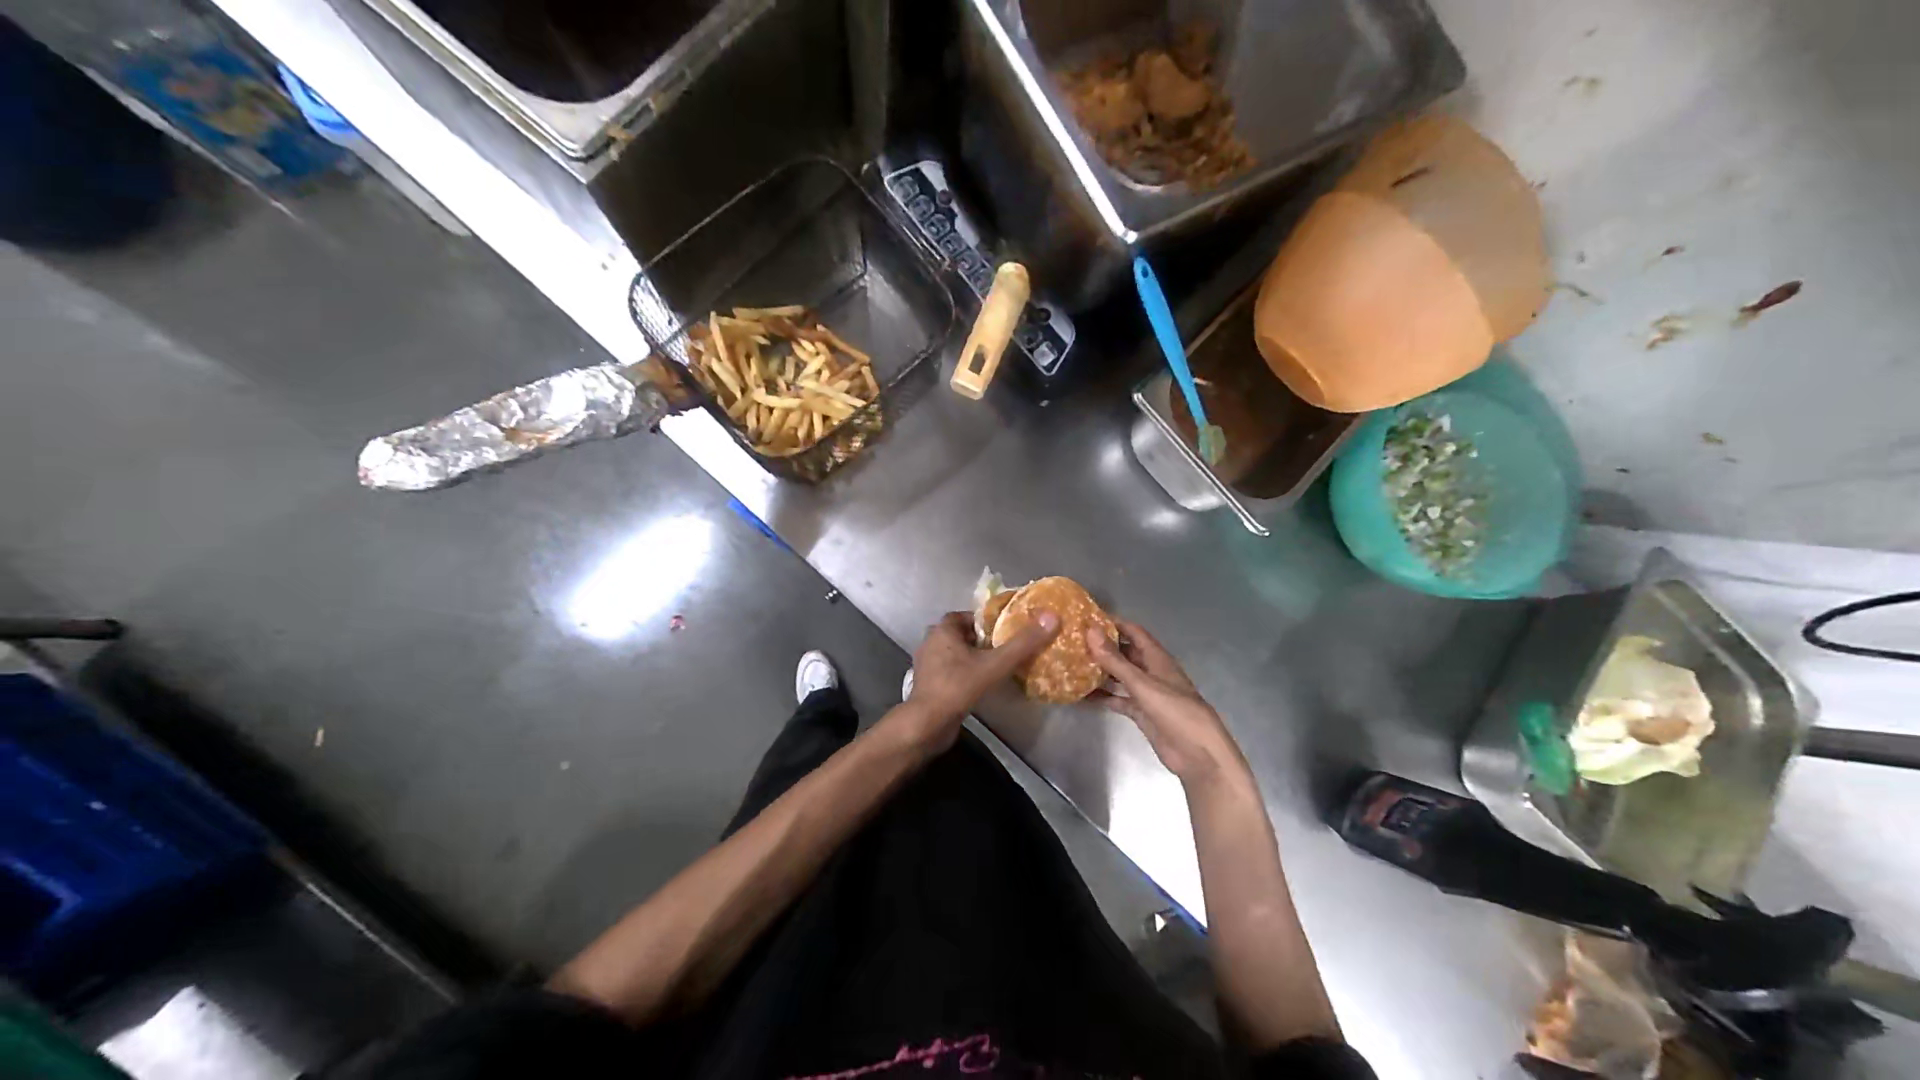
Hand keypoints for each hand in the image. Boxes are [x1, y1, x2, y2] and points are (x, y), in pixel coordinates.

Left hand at [897, 610, 1058, 751]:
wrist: (927, 724)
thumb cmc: (958, 687)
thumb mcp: (995, 664)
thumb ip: (1022, 643)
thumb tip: (1052, 617)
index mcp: (942, 630)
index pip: (966, 616)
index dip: (986, 622)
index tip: (1005, 631)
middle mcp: (930, 642)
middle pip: (961, 634)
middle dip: (981, 640)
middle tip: (1004, 649)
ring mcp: (926, 665)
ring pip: (954, 654)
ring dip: (972, 658)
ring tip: (996, 667)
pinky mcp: (928, 684)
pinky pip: (949, 671)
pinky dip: (963, 674)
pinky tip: (980, 685)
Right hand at [1088, 620, 1244, 783]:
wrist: (1197, 753)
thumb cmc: (1175, 711)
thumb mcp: (1143, 684)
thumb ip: (1115, 660)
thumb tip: (1090, 631)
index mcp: (1157, 659)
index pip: (1134, 632)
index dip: (1114, 623)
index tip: (1087, 618)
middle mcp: (1151, 672)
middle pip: (1125, 653)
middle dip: (1103, 647)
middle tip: (1074, 642)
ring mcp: (1146, 693)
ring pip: (1120, 677)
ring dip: (1100, 671)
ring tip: (1073, 665)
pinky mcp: (1141, 713)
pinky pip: (1118, 699)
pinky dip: (1102, 696)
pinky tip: (1081, 695)